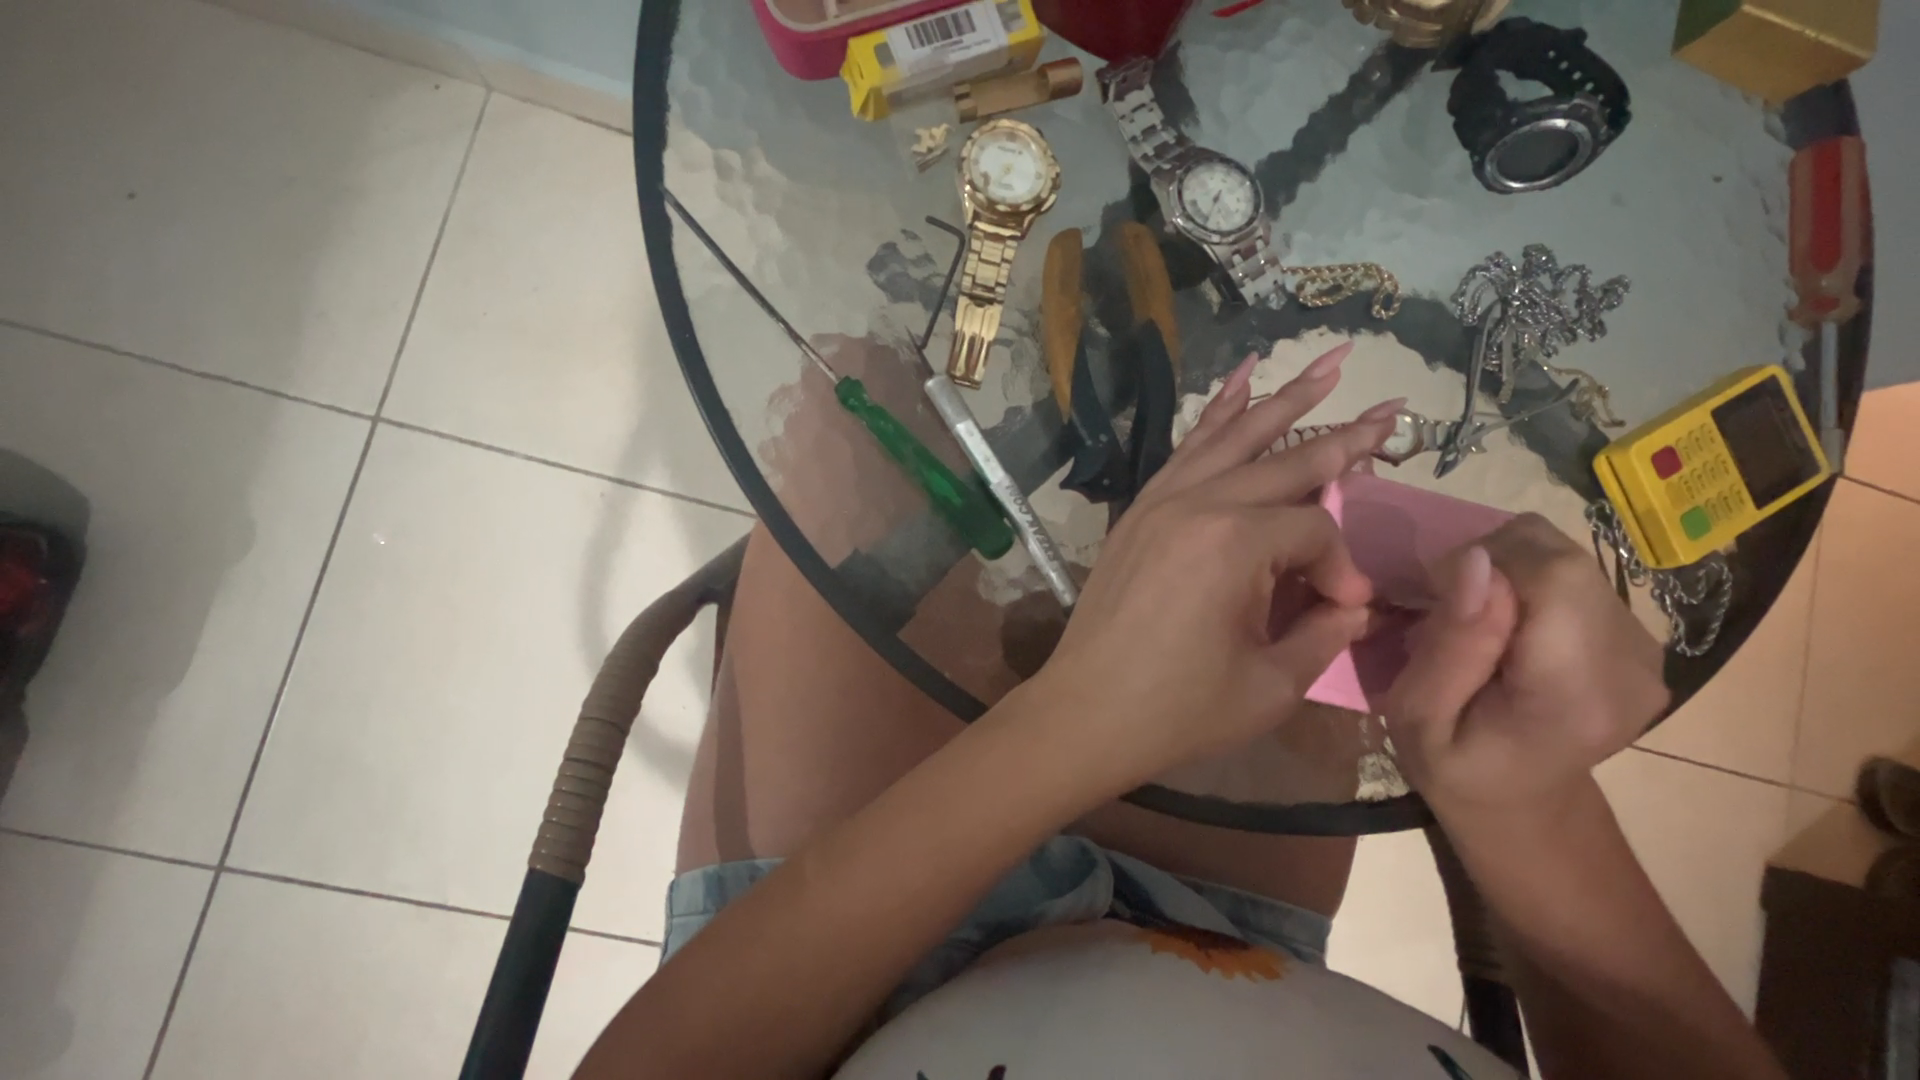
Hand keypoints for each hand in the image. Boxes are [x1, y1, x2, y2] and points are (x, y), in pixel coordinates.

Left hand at [1032, 342, 1399, 791]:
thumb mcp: (1271, 685)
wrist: (1084, 712)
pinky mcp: (1138, 512)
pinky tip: (1237, 387)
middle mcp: (1196, 505)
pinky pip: (1184, 451)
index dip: (1341, 566)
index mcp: (1234, 544)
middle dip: (1343, 437)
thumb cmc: (1177, 711)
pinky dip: (1214, 417)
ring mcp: (1160, 502)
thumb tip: (1354, 603)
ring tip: (1326, 363)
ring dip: (1281, 402)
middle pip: (1283, 463)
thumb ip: (1324, 634)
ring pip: (1231, 438)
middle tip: (1392, 408)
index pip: (1315, 530)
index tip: (1345, 606)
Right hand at [1383, 514, 1669, 826]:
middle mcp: (1631, 666)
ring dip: (1512, 574)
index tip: (1438, 594)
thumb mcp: (1418, 716)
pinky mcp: (1644, 642)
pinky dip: (1533, 587)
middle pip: (1565, 558)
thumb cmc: (1454, 765)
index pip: (1554, 574)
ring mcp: (1648, 654)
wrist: (1520, 803)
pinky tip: (1513, 631)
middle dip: (1495, 562)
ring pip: (1570, 560)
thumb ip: (1452, 642)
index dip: (1486, 562)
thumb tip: (1473, 559)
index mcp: (1574, 693)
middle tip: (1453, 609)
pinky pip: (1579, 579)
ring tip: (1481, 624)